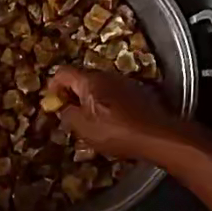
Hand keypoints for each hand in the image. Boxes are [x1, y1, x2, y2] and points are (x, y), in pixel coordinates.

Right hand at [48, 66, 194, 162]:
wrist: (161, 137)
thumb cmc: (116, 131)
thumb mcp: (81, 127)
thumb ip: (66, 114)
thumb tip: (63, 108)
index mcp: (90, 81)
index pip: (62, 73)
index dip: (52, 85)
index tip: (51, 100)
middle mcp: (108, 76)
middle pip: (82, 79)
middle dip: (71, 93)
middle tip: (67, 111)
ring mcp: (126, 83)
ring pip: (99, 87)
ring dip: (90, 99)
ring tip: (87, 119)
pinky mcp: (140, 94)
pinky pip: (114, 94)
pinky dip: (106, 104)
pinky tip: (109, 121)